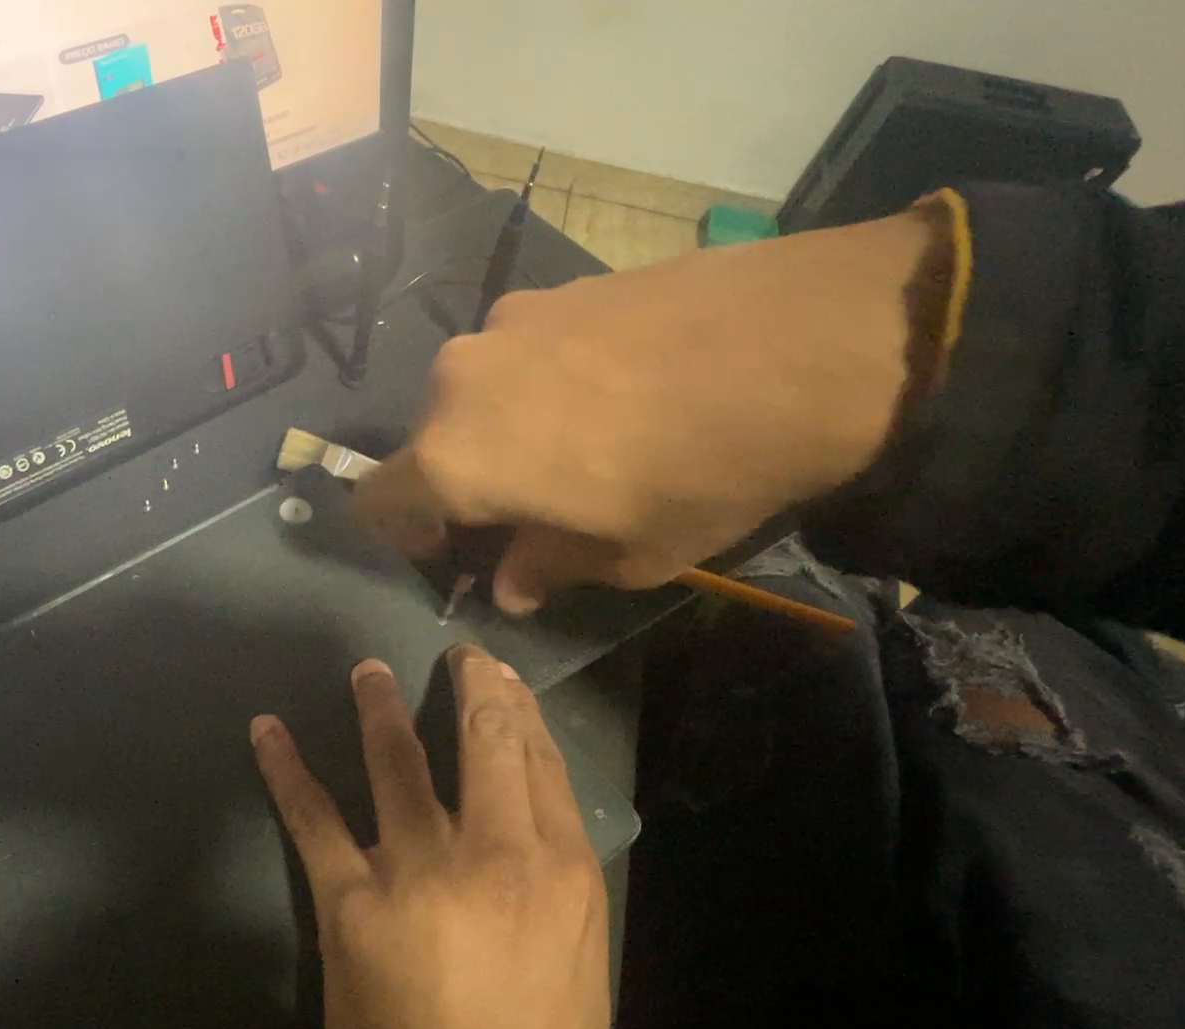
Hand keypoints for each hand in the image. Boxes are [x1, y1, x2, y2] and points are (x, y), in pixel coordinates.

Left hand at [249, 646, 610, 1028]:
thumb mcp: (575, 950)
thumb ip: (551, 868)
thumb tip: (525, 797)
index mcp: (558, 870)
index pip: (539, 760)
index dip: (517, 707)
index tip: (499, 674)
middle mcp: (491, 855)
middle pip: (483, 742)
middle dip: (471, 685)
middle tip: (456, 654)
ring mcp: (414, 871)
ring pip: (397, 760)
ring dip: (379, 705)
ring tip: (367, 670)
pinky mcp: (348, 899)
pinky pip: (312, 816)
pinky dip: (285, 768)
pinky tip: (265, 729)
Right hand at [357, 209, 948, 611]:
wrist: (807, 342)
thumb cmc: (698, 474)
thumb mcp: (624, 553)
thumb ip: (543, 568)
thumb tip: (509, 584)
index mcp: (454, 456)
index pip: (377, 499)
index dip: (403, 533)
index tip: (455, 547)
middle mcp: (457, 382)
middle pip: (429, 442)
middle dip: (464, 479)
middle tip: (530, 502)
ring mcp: (504, 324)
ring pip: (474, 392)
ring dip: (502, 425)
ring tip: (581, 436)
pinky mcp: (553, 287)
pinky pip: (519, 350)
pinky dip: (540, 378)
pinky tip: (613, 385)